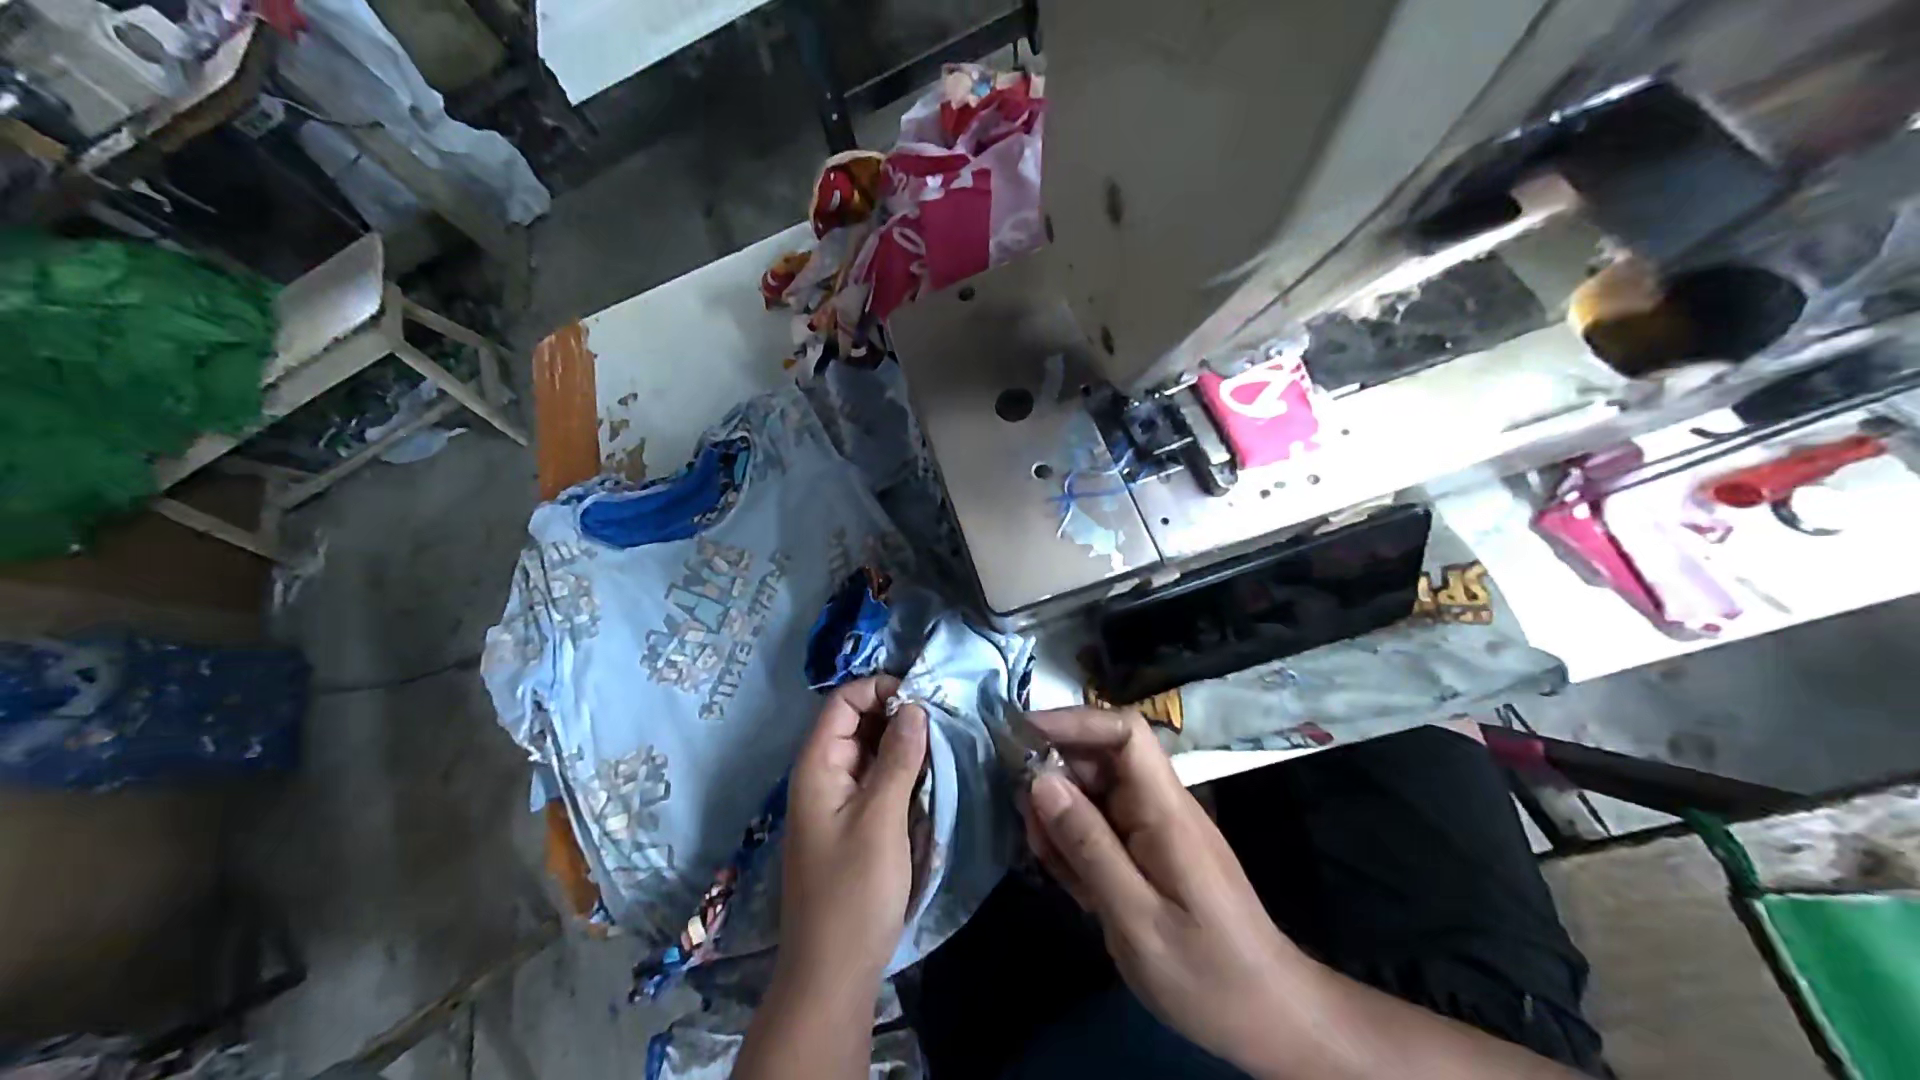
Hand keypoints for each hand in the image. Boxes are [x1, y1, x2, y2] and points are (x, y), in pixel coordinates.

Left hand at [780, 675, 927, 993]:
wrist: (832, 973)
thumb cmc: (854, 893)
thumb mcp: (880, 819)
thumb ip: (897, 759)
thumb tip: (914, 707)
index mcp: (818, 766)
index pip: (843, 701)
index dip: (880, 690)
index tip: (924, 701)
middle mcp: (824, 775)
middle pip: (857, 723)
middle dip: (898, 715)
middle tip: (943, 723)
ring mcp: (837, 801)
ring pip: (871, 752)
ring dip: (904, 744)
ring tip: (945, 746)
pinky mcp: (853, 824)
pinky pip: (877, 781)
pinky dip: (902, 772)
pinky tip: (931, 777)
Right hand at [1021, 707, 1309, 1072]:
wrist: (1266, 1017)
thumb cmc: (1206, 974)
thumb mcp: (1136, 918)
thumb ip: (1088, 846)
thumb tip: (1039, 780)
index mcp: (1165, 809)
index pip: (1124, 732)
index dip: (1073, 722)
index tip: (1022, 737)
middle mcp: (1158, 806)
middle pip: (1098, 760)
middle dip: (1053, 779)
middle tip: (1024, 822)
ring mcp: (1152, 829)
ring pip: (1091, 794)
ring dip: (1059, 819)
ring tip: (1048, 860)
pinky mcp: (1146, 852)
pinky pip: (1099, 828)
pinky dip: (1075, 845)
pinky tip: (1072, 883)